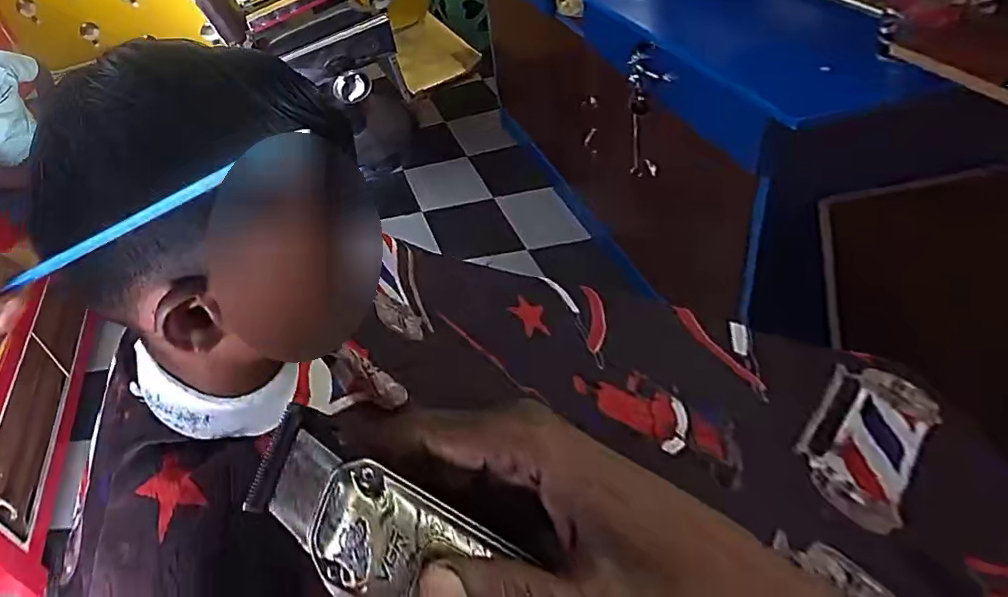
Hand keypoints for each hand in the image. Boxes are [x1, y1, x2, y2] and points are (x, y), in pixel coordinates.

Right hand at [349, 401, 836, 596]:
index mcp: (522, 438)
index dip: (364, 445)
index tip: (318, 465)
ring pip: (452, 468)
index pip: (417, 428)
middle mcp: (519, 431)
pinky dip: (452, 514)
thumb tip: (417, 580)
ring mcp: (538, 455)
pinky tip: (432, 544)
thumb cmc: (690, 595)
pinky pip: (483, 488)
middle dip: (383, 479)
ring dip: (414, 500)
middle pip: (428, 445)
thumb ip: (503, 590)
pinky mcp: (553, 481)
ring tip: (372, 531)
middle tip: (339, 512)